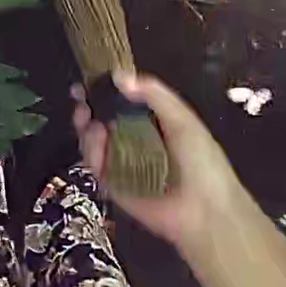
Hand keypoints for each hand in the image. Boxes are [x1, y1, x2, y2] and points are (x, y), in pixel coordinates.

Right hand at [73, 71, 255, 253]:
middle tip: (80, 97)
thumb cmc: (200, 160)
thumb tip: (119, 75)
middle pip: (102, 120)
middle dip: (88, 107)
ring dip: (86, 126)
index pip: (123, 101)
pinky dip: (91, 151)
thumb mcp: (182, 119)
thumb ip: (154, 94)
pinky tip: (96, 137)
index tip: (91, 79)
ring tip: (88, 118)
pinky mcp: (113, 185)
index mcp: (152, 122)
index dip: (105, 90)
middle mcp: (134, 140)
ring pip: (94, 141)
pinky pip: (95, 165)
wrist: (205, 211)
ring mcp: (122, 163)